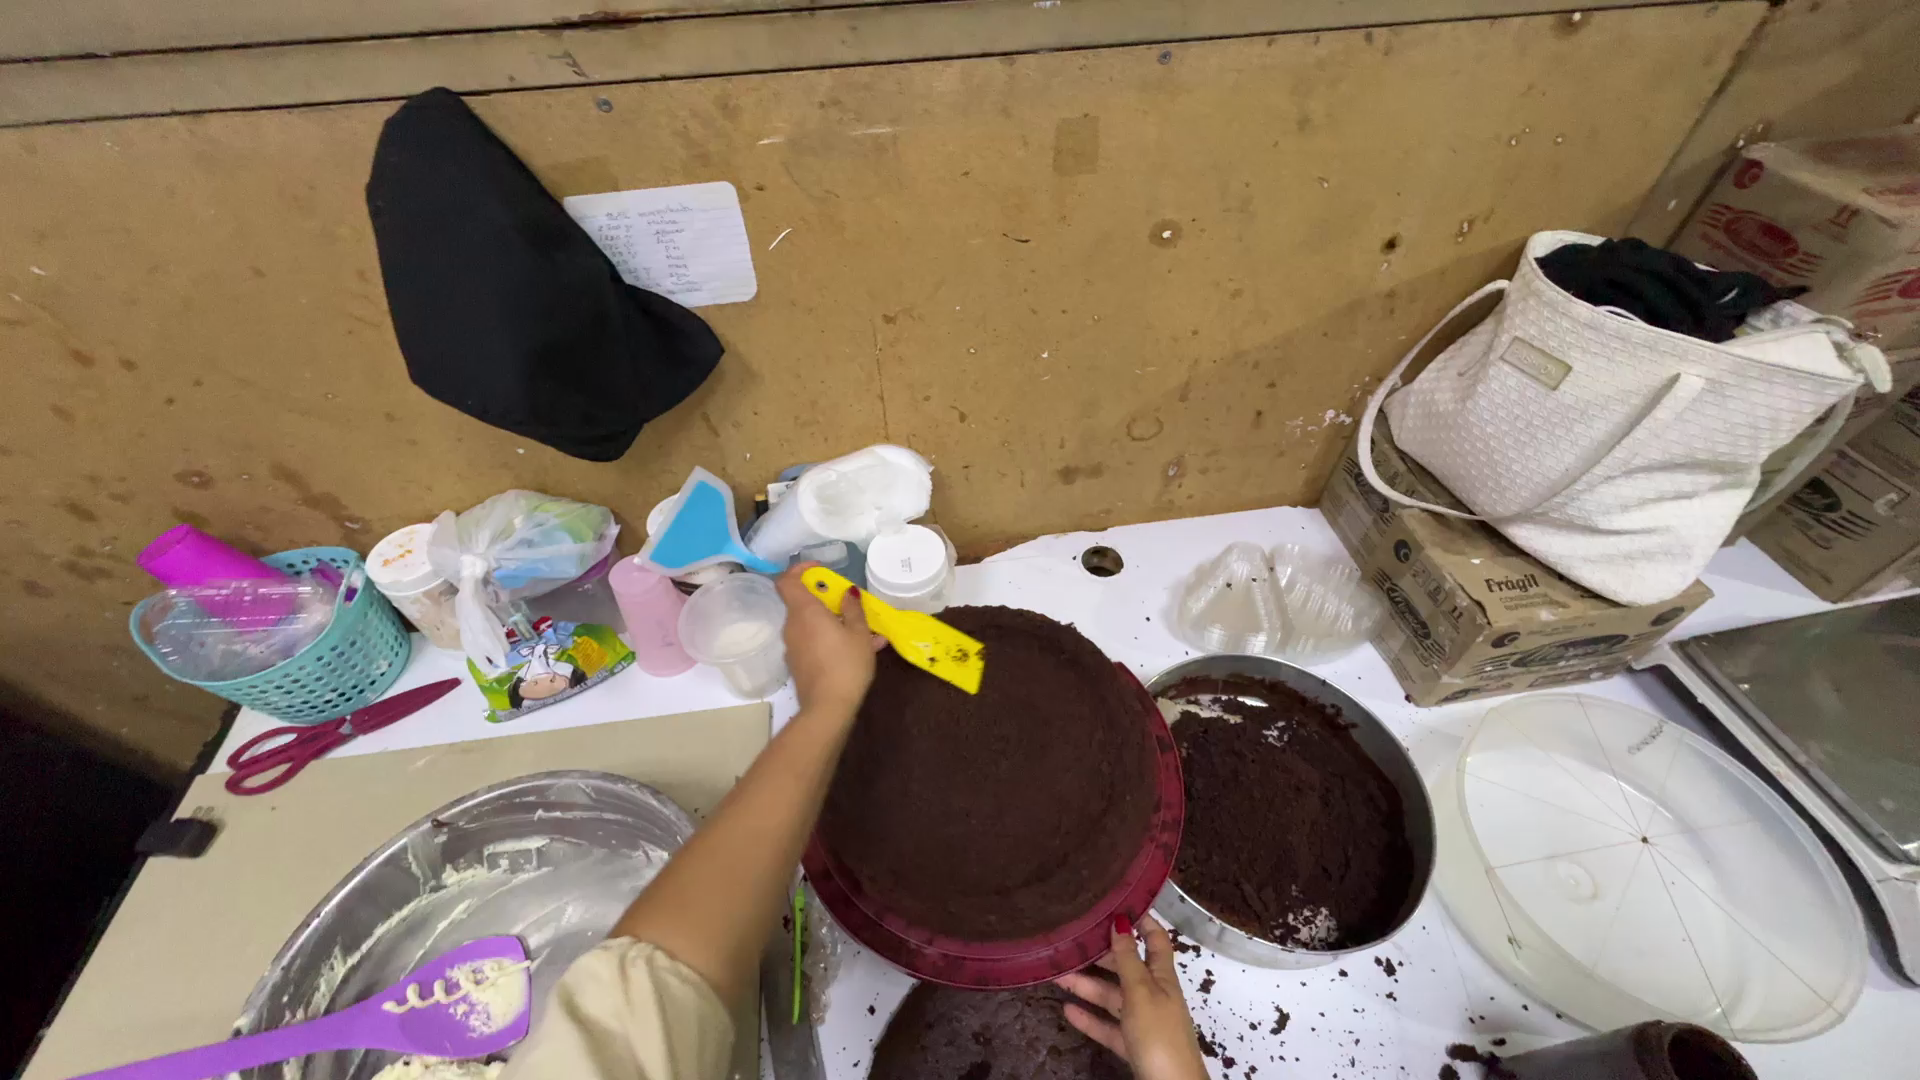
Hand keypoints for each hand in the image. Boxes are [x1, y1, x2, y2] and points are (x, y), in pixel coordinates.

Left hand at [774, 562, 884, 717]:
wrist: (827, 708)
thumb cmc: (845, 664)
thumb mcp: (859, 634)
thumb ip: (853, 609)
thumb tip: (848, 592)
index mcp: (804, 612)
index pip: (787, 580)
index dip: (800, 569)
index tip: (820, 569)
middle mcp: (792, 626)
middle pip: (802, 602)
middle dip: (826, 599)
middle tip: (850, 603)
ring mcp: (792, 646)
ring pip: (811, 623)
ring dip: (833, 621)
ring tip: (865, 632)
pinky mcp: (798, 663)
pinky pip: (813, 641)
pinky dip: (831, 638)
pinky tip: (858, 650)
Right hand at [1055, 914, 1208, 1079]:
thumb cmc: (1159, 1033)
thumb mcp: (1141, 991)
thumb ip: (1128, 958)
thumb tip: (1121, 919)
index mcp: (1162, 976)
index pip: (1155, 939)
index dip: (1141, 920)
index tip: (1116, 903)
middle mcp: (1153, 993)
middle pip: (1126, 967)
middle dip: (1100, 954)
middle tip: (1072, 938)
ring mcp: (1142, 1021)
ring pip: (1112, 996)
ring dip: (1086, 985)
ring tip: (1057, 974)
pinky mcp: (1132, 1045)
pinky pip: (1108, 1026)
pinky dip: (1089, 1018)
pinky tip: (1066, 1010)